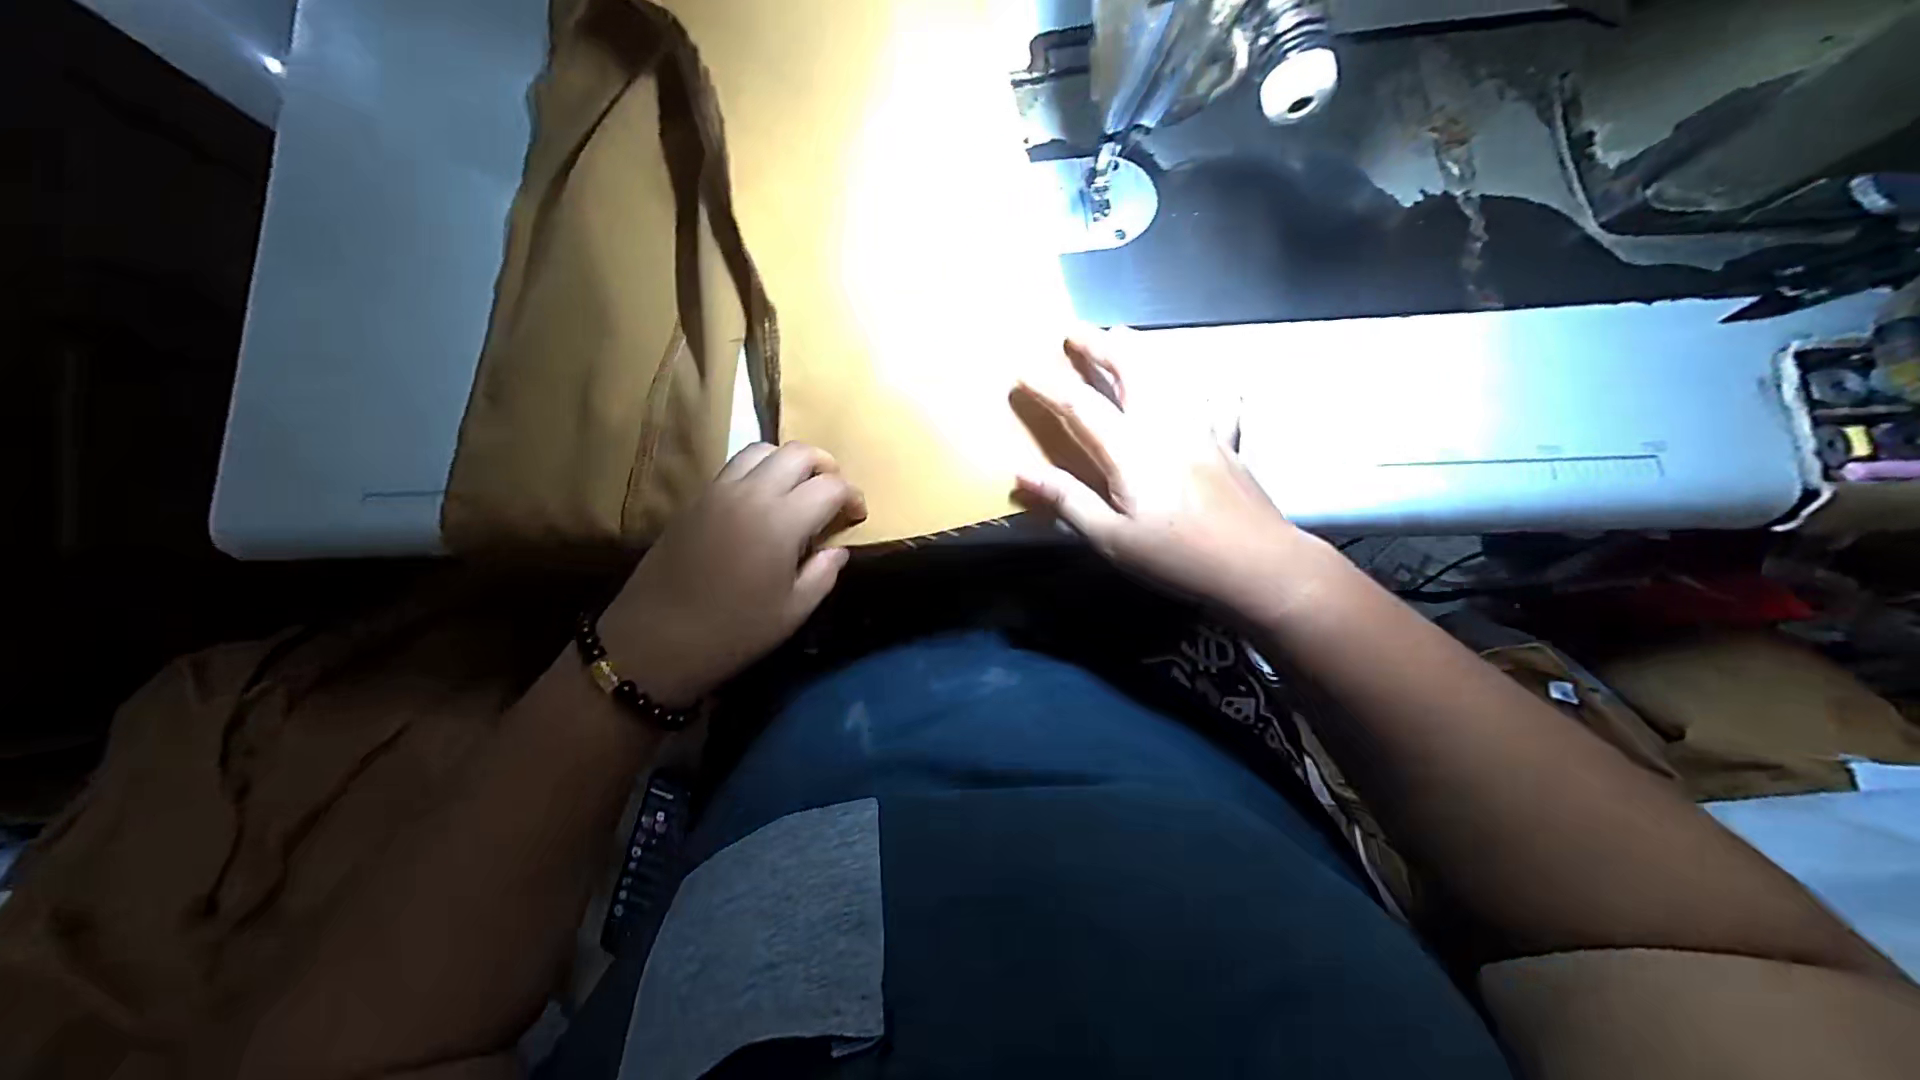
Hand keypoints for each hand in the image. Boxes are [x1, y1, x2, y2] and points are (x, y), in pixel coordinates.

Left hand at [597, 442, 867, 704]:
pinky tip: (762, 502)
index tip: (856, 516)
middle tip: (832, 497)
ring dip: (789, 463)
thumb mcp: (793, 611)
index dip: (852, 496)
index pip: (831, 486)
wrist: (655, 641)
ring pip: (763, 451)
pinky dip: (759, 471)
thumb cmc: (733, 631)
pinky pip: (735, 466)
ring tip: (797, 492)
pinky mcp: (696, 499)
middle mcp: (751, 493)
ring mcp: (719, 491)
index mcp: (781, 520)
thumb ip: (823, 573)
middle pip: (799, 453)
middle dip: (826, 468)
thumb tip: (837, 549)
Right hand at [1010, 332, 1339, 623]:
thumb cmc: (1178, 556)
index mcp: (1130, 451)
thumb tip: (1023, 474)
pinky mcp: (1227, 444)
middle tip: (1076, 332)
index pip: (1081, 407)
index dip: (1048, 387)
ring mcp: (1201, 430)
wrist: (1258, 565)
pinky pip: (1217, 404)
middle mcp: (1165, 427)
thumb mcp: (1112, 538)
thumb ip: (1068, 501)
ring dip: (1143, 351)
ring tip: (1126, 337)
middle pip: (1131, 371)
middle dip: (1100, 346)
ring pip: (1171, 375)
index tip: (1023, 371)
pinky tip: (1217, 382)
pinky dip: (1210, 388)